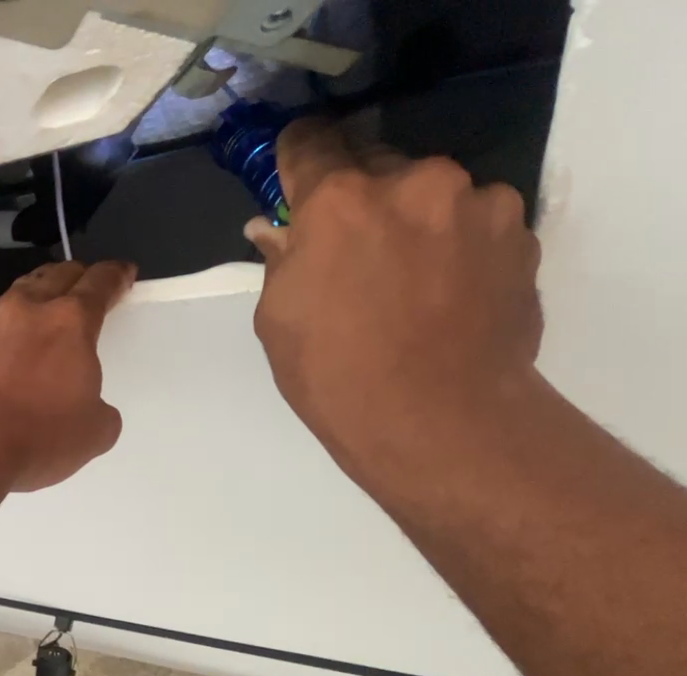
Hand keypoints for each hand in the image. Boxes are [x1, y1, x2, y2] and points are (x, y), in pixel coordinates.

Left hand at [0, 259, 135, 492]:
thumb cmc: (36, 439)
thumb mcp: (95, 431)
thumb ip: (98, 405)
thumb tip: (83, 403)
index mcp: (69, 322)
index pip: (99, 283)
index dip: (116, 277)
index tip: (123, 275)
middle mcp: (25, 314)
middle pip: (55, 277)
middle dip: (75, 277)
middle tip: (84, 286)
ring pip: (17, 297)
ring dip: (36, 297)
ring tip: (44, 310)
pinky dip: (5, 332)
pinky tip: (6, 351)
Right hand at [247, 118, 544, 474]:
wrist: (434, 411)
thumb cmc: (330, 368)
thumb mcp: (277, 315)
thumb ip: (282, 259)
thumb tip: (280, 232)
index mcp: (338, 201)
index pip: (311, 145)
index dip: (296, 154)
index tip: (292, 164)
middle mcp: (412, 182)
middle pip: (374, 165)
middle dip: (356, 196)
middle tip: (344, 242)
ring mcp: (476, 202)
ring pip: (428, 193)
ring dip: (408, 217)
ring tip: (399, 273)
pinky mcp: (518, 230)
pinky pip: (472, 220)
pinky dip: (451, 240)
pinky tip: (438, 287)